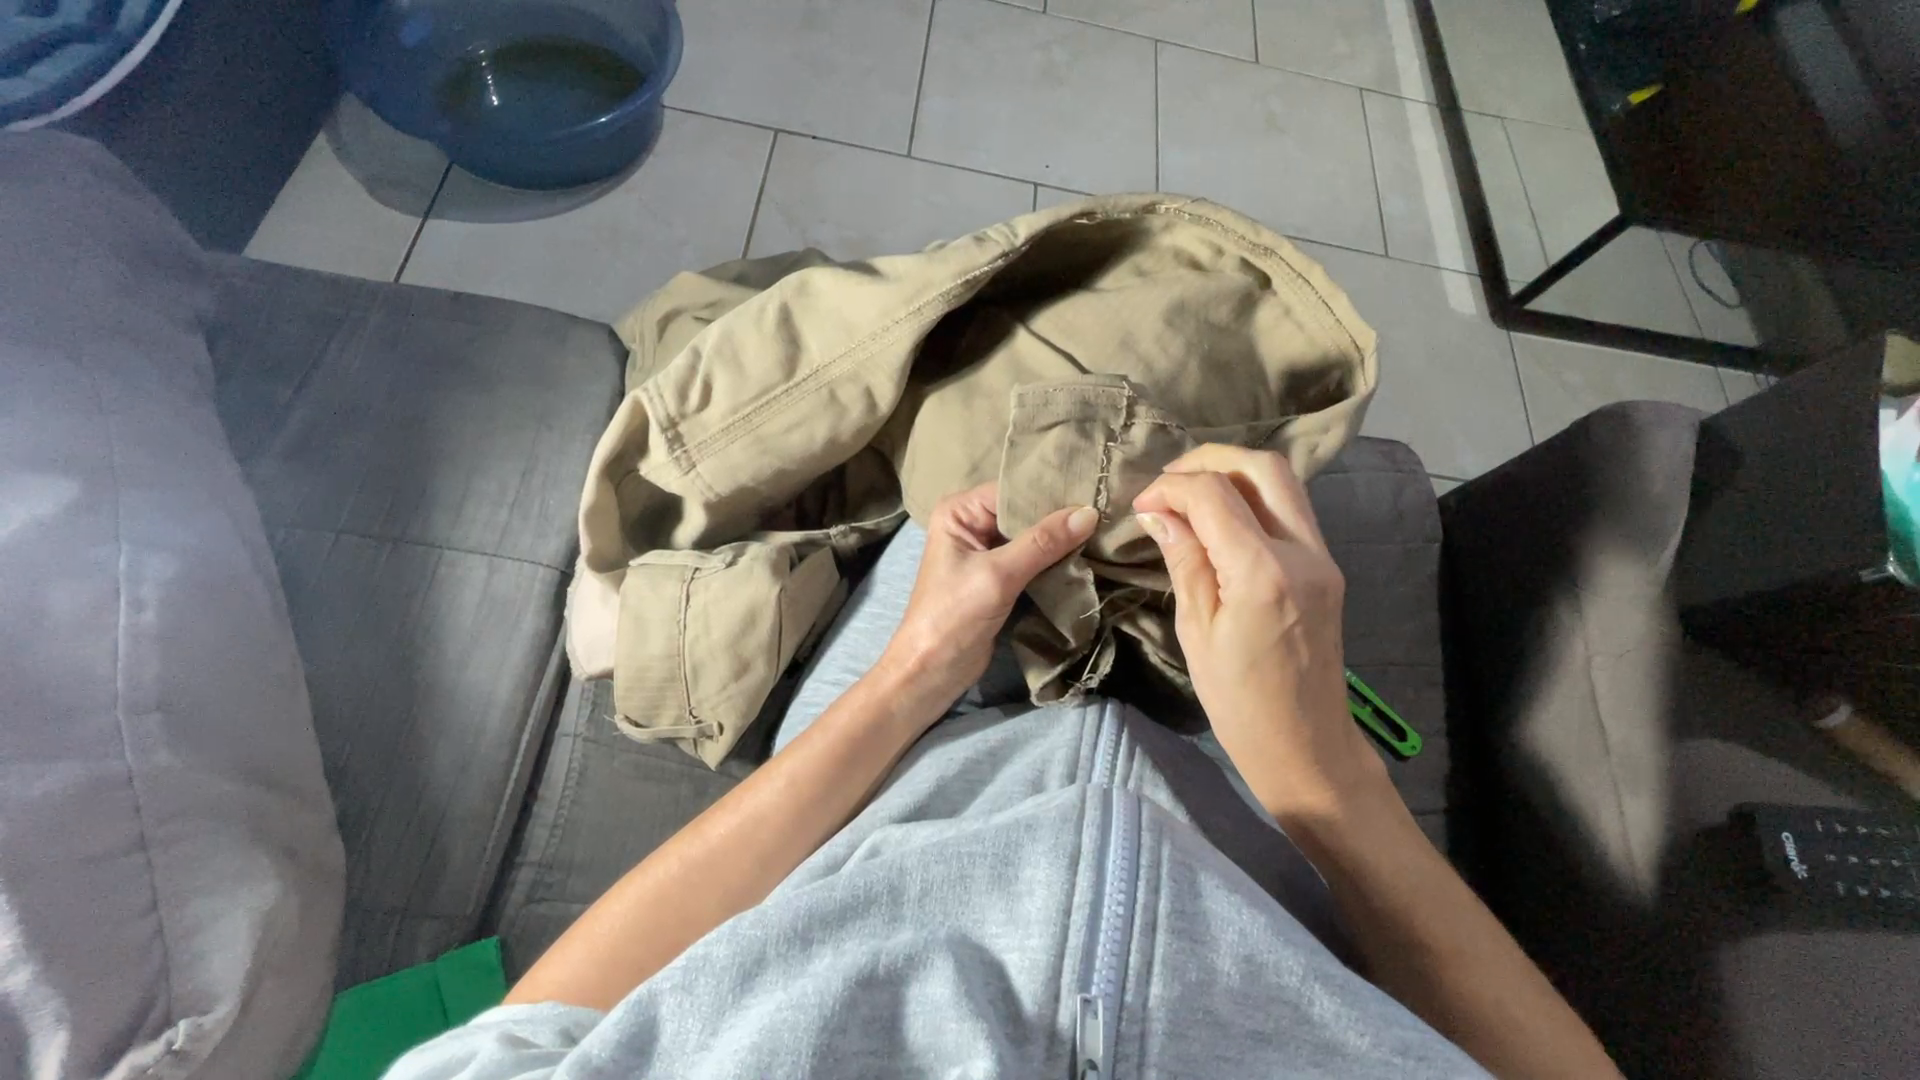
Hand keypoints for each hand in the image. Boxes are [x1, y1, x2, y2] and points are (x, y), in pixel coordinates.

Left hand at [877, 483, 1098, 720]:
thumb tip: (1089, 513)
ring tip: (1104, 531)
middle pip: (1025, 512)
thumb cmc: (953, 615)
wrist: (932, 671)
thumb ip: (1043, 542)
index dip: (1051, 492)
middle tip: (1107, 510)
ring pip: (1033, 537)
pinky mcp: (1000, 579)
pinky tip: (1086, 556)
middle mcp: (971, 525)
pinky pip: (1033, 560)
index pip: (1013, 490)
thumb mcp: (999, 575)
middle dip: (1060, 516)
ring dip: (1061, 540)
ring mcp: (986, 553)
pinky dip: (1055, 561)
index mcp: (959, 512)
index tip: (1094, 489)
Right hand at [1132, 445, 1381, 820]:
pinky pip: (1290, 511)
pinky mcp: (1327, 568)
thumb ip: (1184, 560)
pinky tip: (1219, 519)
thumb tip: (1159, 514)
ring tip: (1188, 495)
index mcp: (1263, 572)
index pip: (1215, 495)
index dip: (1171, 488)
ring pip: (1284, 483)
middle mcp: (1303, 552)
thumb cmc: (1239, 701)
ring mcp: (1323, 557)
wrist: (1306, 745)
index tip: (1141, 507)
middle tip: (1167, 483)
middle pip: (1262, 468)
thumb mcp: (1196, 631)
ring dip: (1233, 475)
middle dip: (1209, 462)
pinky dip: (1252, 499)